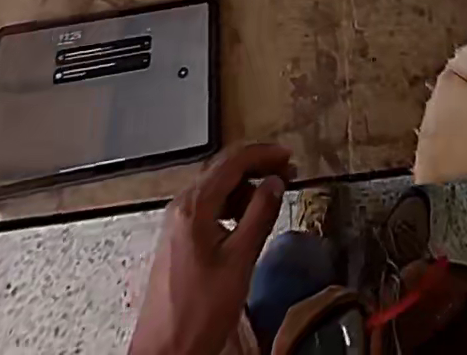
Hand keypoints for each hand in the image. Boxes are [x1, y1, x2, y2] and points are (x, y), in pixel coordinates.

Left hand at [129, 144, 290, 354]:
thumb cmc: (200, 312)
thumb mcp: (239, 261)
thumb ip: (260, 214)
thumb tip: (276, 182)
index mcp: (193, 207)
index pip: (233, 162)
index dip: (264, 154)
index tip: (288, 156)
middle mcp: (181, 207)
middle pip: (223, 169)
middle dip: (257, 165)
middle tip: (287, 171)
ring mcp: (177, 223)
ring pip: (217, 187)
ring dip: (247, 185)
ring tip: (273, 195)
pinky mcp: (179, 239)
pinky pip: (210, 206)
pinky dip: (234, 203)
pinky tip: (250, 217)